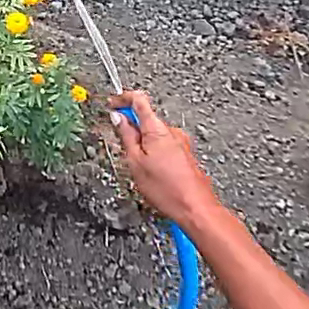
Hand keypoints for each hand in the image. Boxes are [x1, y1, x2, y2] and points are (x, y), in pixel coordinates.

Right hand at [108, 90, 220, 227]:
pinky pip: (164, 144)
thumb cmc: (168, 189)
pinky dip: (154, 151)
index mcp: (157, 128)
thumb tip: (118, 118)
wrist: (196, 209)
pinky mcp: (185, 154)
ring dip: (143, 142)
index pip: (138, 99)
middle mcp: (171, 131)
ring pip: (155, 133)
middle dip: (132, 127)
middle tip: (123, 146)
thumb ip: (126, 136)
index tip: (112, 103)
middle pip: (146, 118)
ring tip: (140, 167)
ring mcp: (180, 142)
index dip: (122, 98)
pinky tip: (153, 171)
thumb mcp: (135, 162)